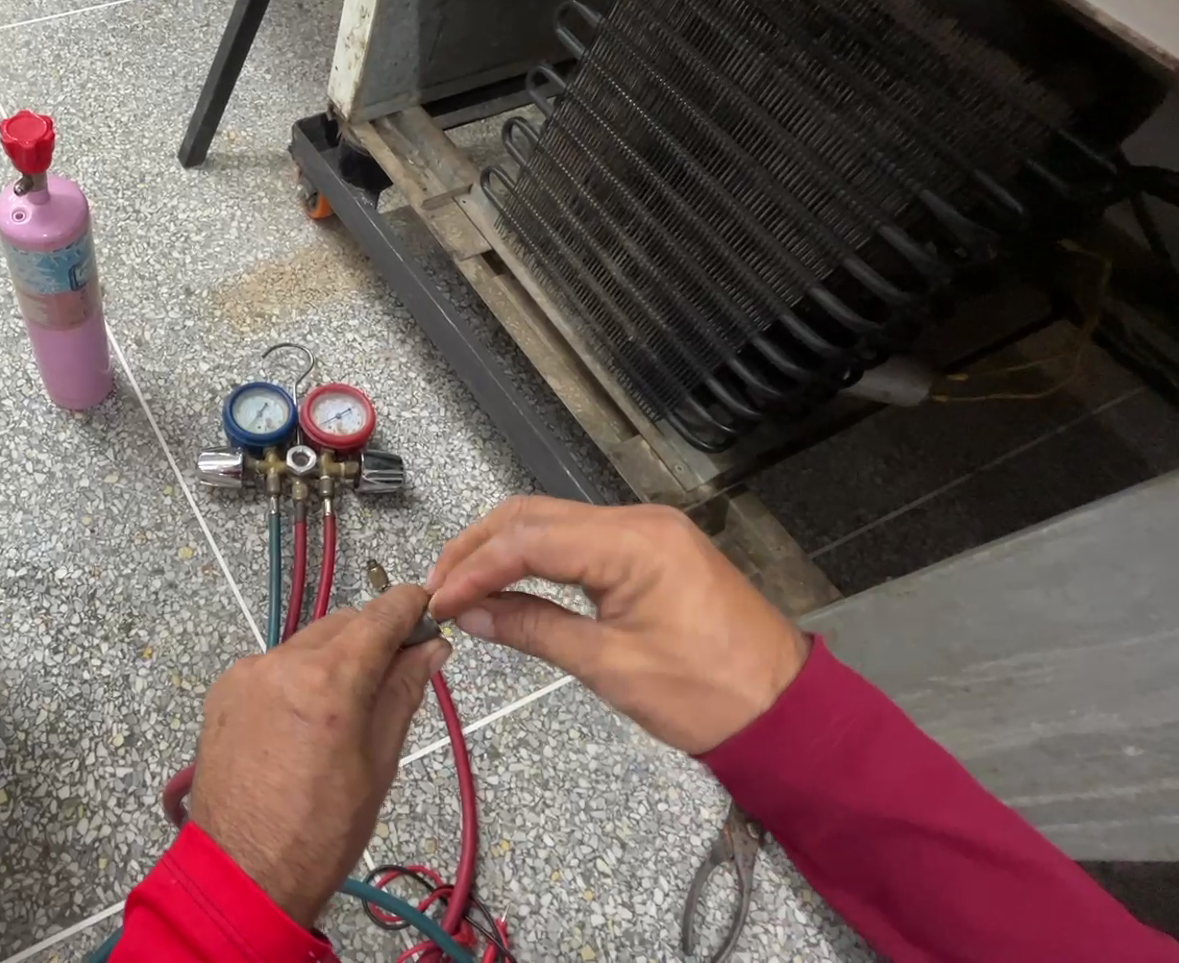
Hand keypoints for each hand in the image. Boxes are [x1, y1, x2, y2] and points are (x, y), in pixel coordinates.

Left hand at [188, 587, 451, 928]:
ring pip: (305, 643)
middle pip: (341, 625)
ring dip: (332, 658)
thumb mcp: (378, 763)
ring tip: (344, 704)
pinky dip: (296, 675)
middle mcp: (282, 660)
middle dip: (371, 636)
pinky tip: (302, 716)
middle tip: (396, 664)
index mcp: (328, 680)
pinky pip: (273, 665)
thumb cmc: (322, 830)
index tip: (425, 605)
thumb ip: (403, 692)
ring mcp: (247, 671)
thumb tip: (432, 647)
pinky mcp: (224, 686)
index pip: (378, 617)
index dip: (407, 605)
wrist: (241, 870)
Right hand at [427, 498, 806, 754]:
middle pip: (533, 515)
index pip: (529, 540)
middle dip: (477, 547)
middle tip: (439, 585)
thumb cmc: (706, 697)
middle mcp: (637, 520)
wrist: (792, 716)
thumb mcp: (609, 666)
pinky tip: (506, 578)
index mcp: (633, 543)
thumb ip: (531, 628)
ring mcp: (644, 530)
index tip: (440, 600)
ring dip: (499, 548)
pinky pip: (574, 539)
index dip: (475, 568)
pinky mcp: (647, 548)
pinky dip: (532, 556)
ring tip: (461, 582)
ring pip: (549, 521)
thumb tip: (470, 615)